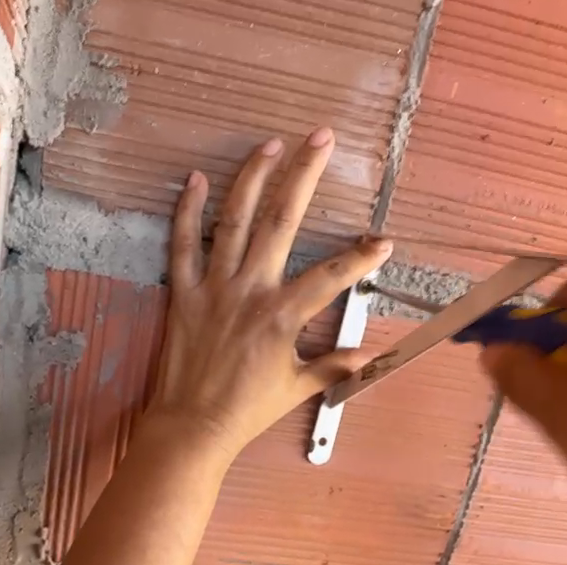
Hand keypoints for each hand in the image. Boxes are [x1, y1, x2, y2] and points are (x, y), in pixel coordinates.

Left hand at [142, 128, 392, 462]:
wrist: (193, 426)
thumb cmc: (246, 410)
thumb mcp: (296, 389)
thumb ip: (332, 367)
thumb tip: (369, 357)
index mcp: (282, 315)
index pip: (330, 276)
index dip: (360, 258)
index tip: (383, 241)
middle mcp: (250, 291)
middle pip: (281, 221)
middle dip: (304, 174)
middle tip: (321, 137)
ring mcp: (214, 288)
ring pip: (234, 220)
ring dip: (252, 177)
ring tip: (270, 144)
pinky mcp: (184, 294)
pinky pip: (183, 245)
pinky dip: (187, 211)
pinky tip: (195, 180)